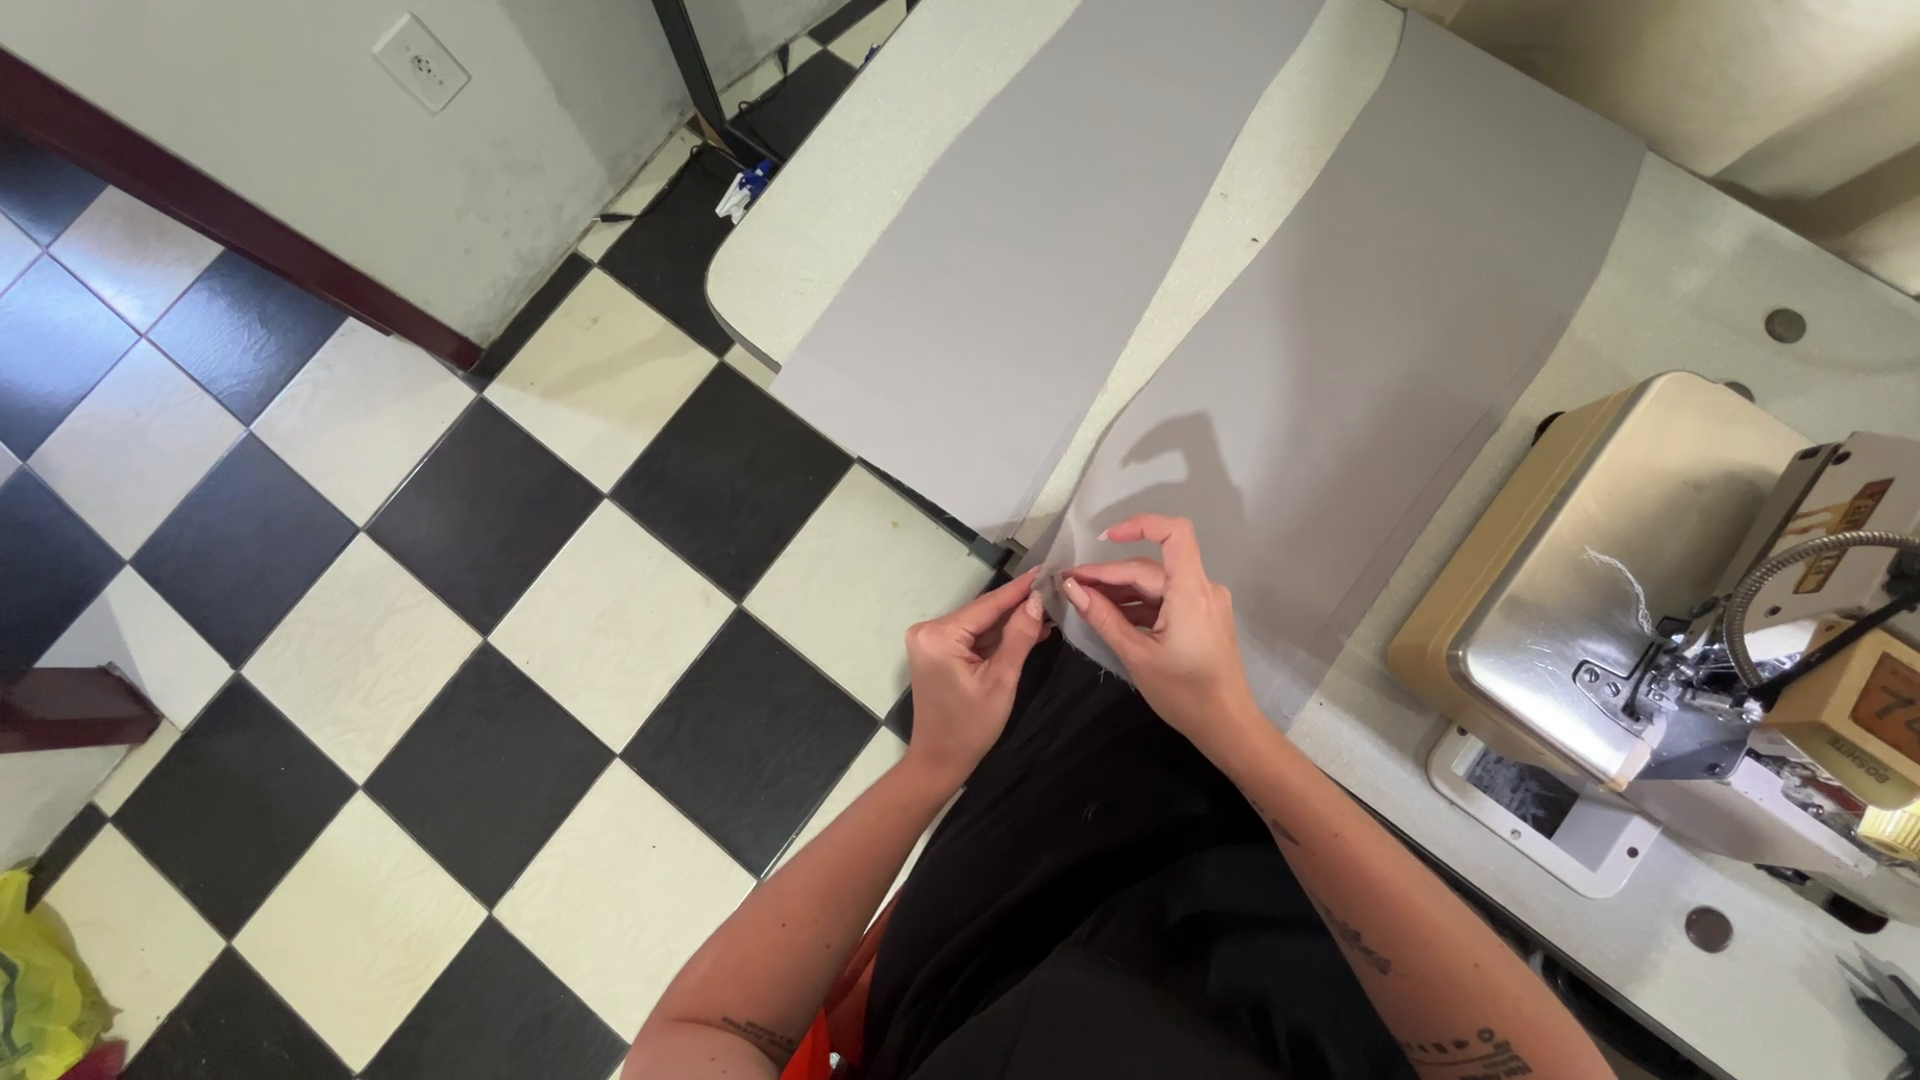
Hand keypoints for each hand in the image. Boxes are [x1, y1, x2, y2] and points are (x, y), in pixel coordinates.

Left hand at [901, 567, 1049, 789]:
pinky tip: (1027, 630)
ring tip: (1049, 612)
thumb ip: (1019, 637)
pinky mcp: (937, 651)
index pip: (987, 605)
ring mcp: (930, 640)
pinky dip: (997, 638)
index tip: (1046, 569)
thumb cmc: (970, 726)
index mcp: (939, 635)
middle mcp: (928, 630)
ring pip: (980, 625)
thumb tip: (1037, 600)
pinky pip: (972, 638)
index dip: (1019, 589)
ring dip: (1010, 623)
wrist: (940, 760)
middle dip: (1018, 607)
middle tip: (1054, 591)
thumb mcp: (1001, 680)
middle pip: (983, 613)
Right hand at [1061, 514, 1260, 745]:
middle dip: (1109, 574)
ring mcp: (1203, 603)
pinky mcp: (1201, 618)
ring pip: (1155, 584)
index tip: (1104, 538)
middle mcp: (1202, 589)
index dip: (1140, 525)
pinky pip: (1164, 600)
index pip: (1174, 534)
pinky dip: (1137, 604)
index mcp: (1190, 591)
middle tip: (1070, 585)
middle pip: (1151, 566)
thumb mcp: (1136, 655)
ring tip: (1083, 600)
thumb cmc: (1184, 693)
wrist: (1227, 725)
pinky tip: (1109, 615)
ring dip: (1120, 590)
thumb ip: (1103, 617)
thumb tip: (1072, 588)